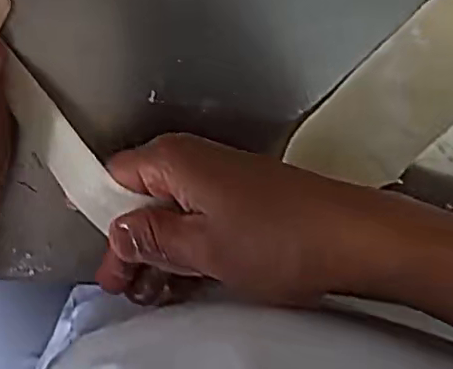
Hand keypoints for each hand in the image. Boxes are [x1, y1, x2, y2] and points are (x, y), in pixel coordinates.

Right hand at [95, 133, 415, 306]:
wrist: (352, 236)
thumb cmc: (280, 236)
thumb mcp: (203, 249)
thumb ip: (152, 240)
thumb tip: (118, 233)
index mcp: (170, 159)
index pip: (113, 178)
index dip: (101, 217)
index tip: (100, 257)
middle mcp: (186, 158)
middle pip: (138, 196)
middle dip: (129, 242)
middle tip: (121, 285)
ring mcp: (212, 175)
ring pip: (166, 210)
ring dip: (155, 251)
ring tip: (148, 293)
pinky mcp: (233, 193)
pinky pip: (192, 216)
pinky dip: (183, 247)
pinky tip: (179, 280)